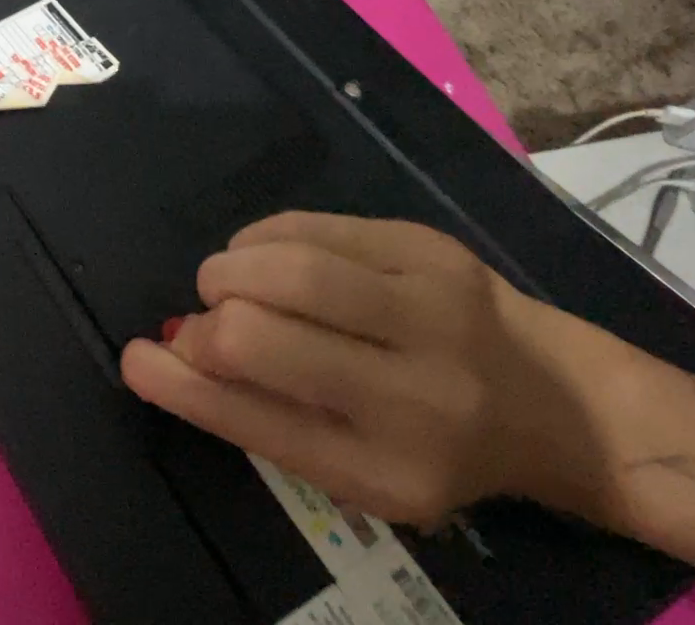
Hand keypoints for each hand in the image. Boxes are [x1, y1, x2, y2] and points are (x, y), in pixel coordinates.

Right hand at [120, 211, 597, 524]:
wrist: (560, 403)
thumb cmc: (432, 444)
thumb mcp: (349, 464)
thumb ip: (254, 411)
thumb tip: (162, 348)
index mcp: (385, 468)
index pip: (246, 418)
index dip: (173, 380)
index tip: (135, 357)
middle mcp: (416, 396)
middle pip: (254, 335)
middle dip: (205, 323)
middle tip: (209, 325)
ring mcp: (431, 310)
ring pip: (280, 267)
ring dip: (226, 274)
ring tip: (233, 287)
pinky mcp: (427, 248)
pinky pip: (304, 226)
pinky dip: (260, 241)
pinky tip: (269, 260)